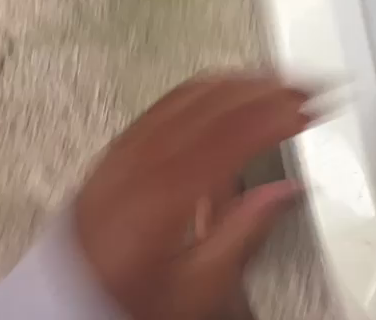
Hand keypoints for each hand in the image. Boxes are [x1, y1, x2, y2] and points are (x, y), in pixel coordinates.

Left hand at [74, 74, 312, 319]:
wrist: (65, 294)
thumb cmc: (124, 295)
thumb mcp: (194, 288)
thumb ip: (243, 235)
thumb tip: (284, 191)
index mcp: (167, 191)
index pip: (235, 131)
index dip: (278, 111)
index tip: (310, 104)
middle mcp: (146, 155)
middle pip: (217, 101)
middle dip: (269, 87)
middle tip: (306, 87)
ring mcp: (132, 142)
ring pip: (195, 91)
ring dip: (242, 80)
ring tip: (278, 81)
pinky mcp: (124, 140)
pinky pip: (172, 97)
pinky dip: (209, 85)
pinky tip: (228, 88)